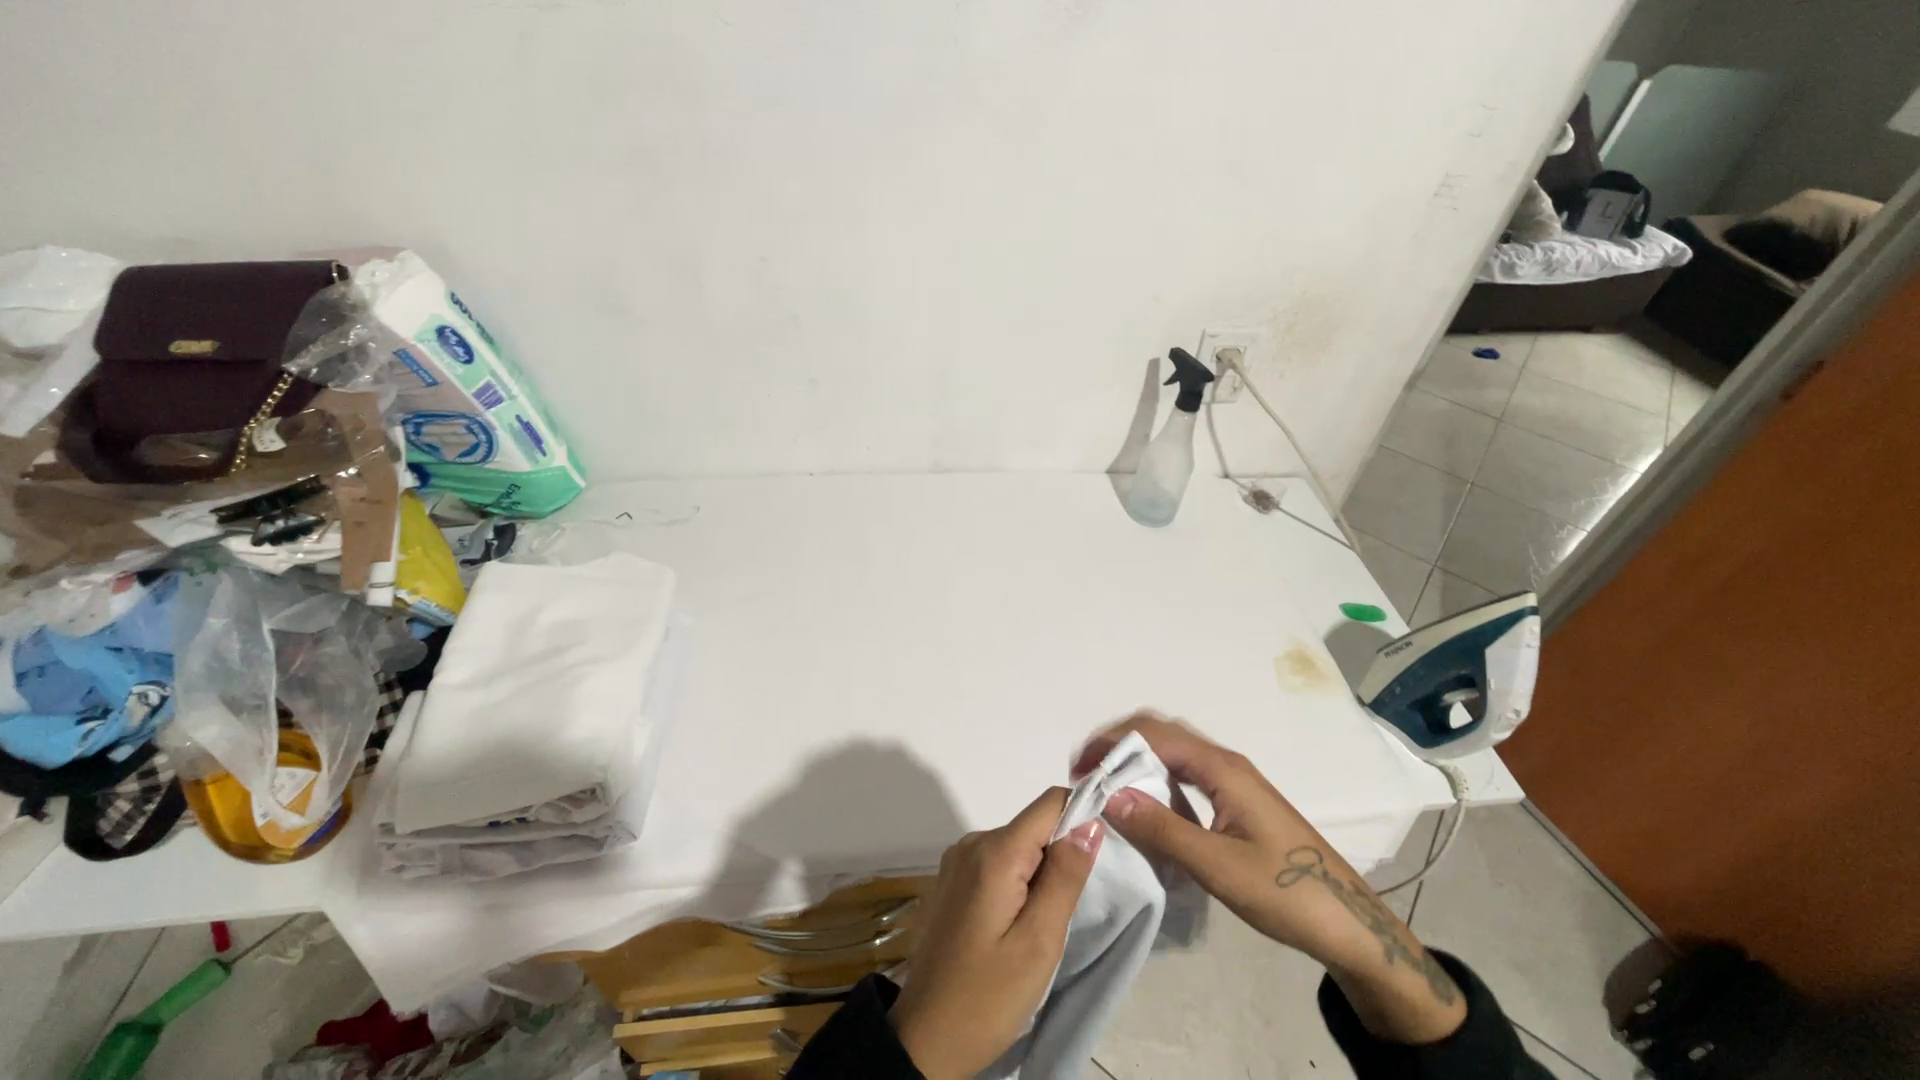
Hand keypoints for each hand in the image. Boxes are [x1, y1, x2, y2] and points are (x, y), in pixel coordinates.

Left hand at [888, 787, 1103, 1079]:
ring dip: (1041, 874)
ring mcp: (958, 862)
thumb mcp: (1039, 941)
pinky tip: (1019, 926)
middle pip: (1035, 825)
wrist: (925, 1039)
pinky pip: (999, 865)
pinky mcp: (953, 883)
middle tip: (1069, 909)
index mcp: (993, 852)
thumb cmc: (988, 996)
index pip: (1050, 803)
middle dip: (1062, 855)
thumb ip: (1066, 876)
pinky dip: (1020, 884)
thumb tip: (1091, 823)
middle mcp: (972, 844)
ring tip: (1046, 924)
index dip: (1083, 814)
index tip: (1105, 854)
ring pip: (1019, 846)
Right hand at [1074, 711, 1465, 1043]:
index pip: (1154, 734)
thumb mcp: (1217, 866)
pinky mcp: (1236, 802)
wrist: (1348, 923)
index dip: (1111, 744)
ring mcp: (1234, 782)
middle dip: (1118, 744)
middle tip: (1083, 773)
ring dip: (1135, 760)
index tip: (1078, 770)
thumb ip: (1161, 828)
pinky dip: (1155, 780)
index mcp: (1223, 769)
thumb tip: (1108, 795)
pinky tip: (1141, 807)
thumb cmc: (1285, 893)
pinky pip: (1186, 776)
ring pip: (1174, 753)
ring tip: (1103, 787)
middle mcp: (1226, 764)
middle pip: (1162, 732)